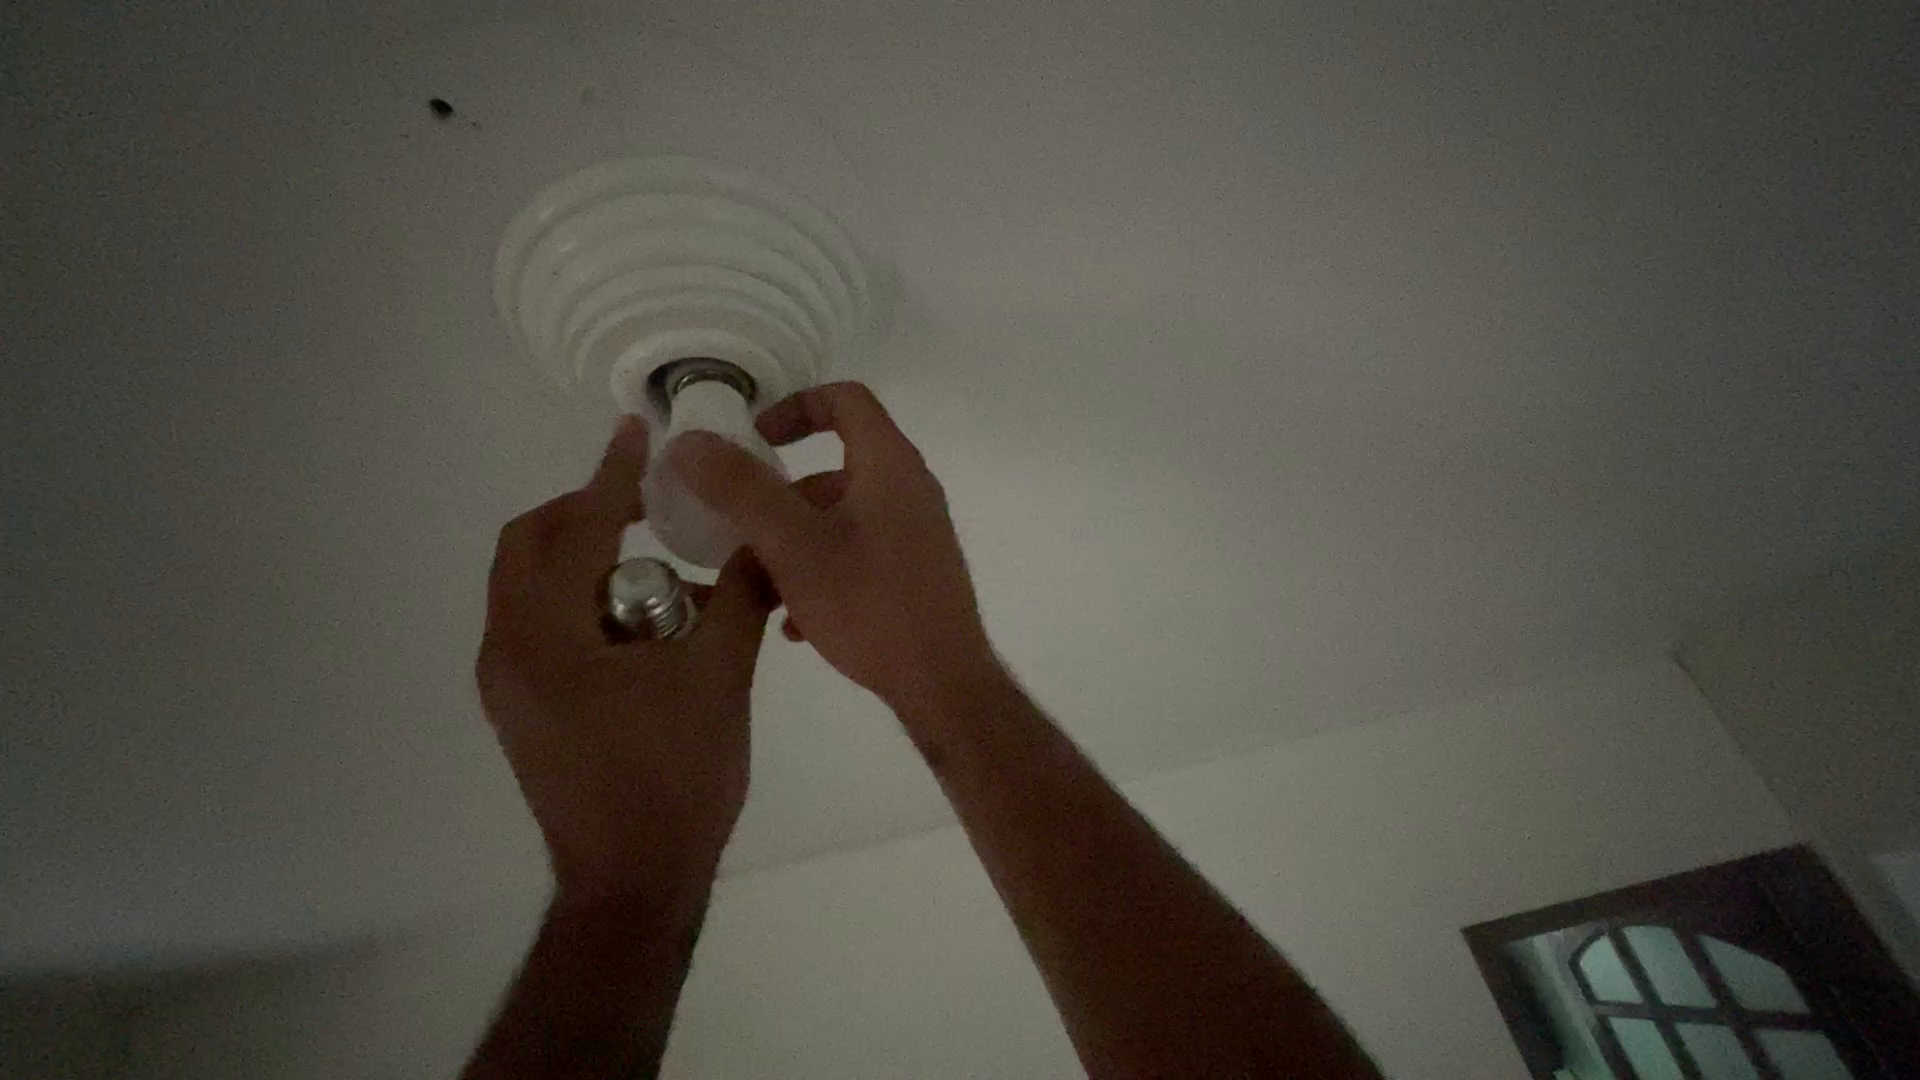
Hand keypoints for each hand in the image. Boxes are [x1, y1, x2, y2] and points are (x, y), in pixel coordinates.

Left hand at [477, 418, 774, 899]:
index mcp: (546, 639)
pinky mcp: (526, 709)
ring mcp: (510, 686)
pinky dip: (586, 600)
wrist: (635, 881)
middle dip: (585, 513)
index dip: (608, 477)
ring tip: (658, 563)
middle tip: (647, 505)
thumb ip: (742, 599)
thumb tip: (768, 546)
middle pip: (529, 549)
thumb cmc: (676, 776)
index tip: (635, 434)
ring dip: (587, 559)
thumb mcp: (720, 677)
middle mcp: (509, 653)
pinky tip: (646, 619)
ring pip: (533, 588)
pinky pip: (545, 625)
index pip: (573, 531)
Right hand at [667, 382, 998, 711]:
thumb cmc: (870, 604)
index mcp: (889, 465)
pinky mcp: (916, 573)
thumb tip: (690, 441)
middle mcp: (910, 490)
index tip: (754, 438)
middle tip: (738, 529)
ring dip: (793, 546)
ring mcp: (917, 534)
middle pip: (835, 469)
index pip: (846, 399)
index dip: (795, 406)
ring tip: (757, 591)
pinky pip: (859, 556)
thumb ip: (741, 489)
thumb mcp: (793, 545)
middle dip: (779, 498)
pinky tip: (794, 625)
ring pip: (841, 521)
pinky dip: (822, 574)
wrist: (942, 683)